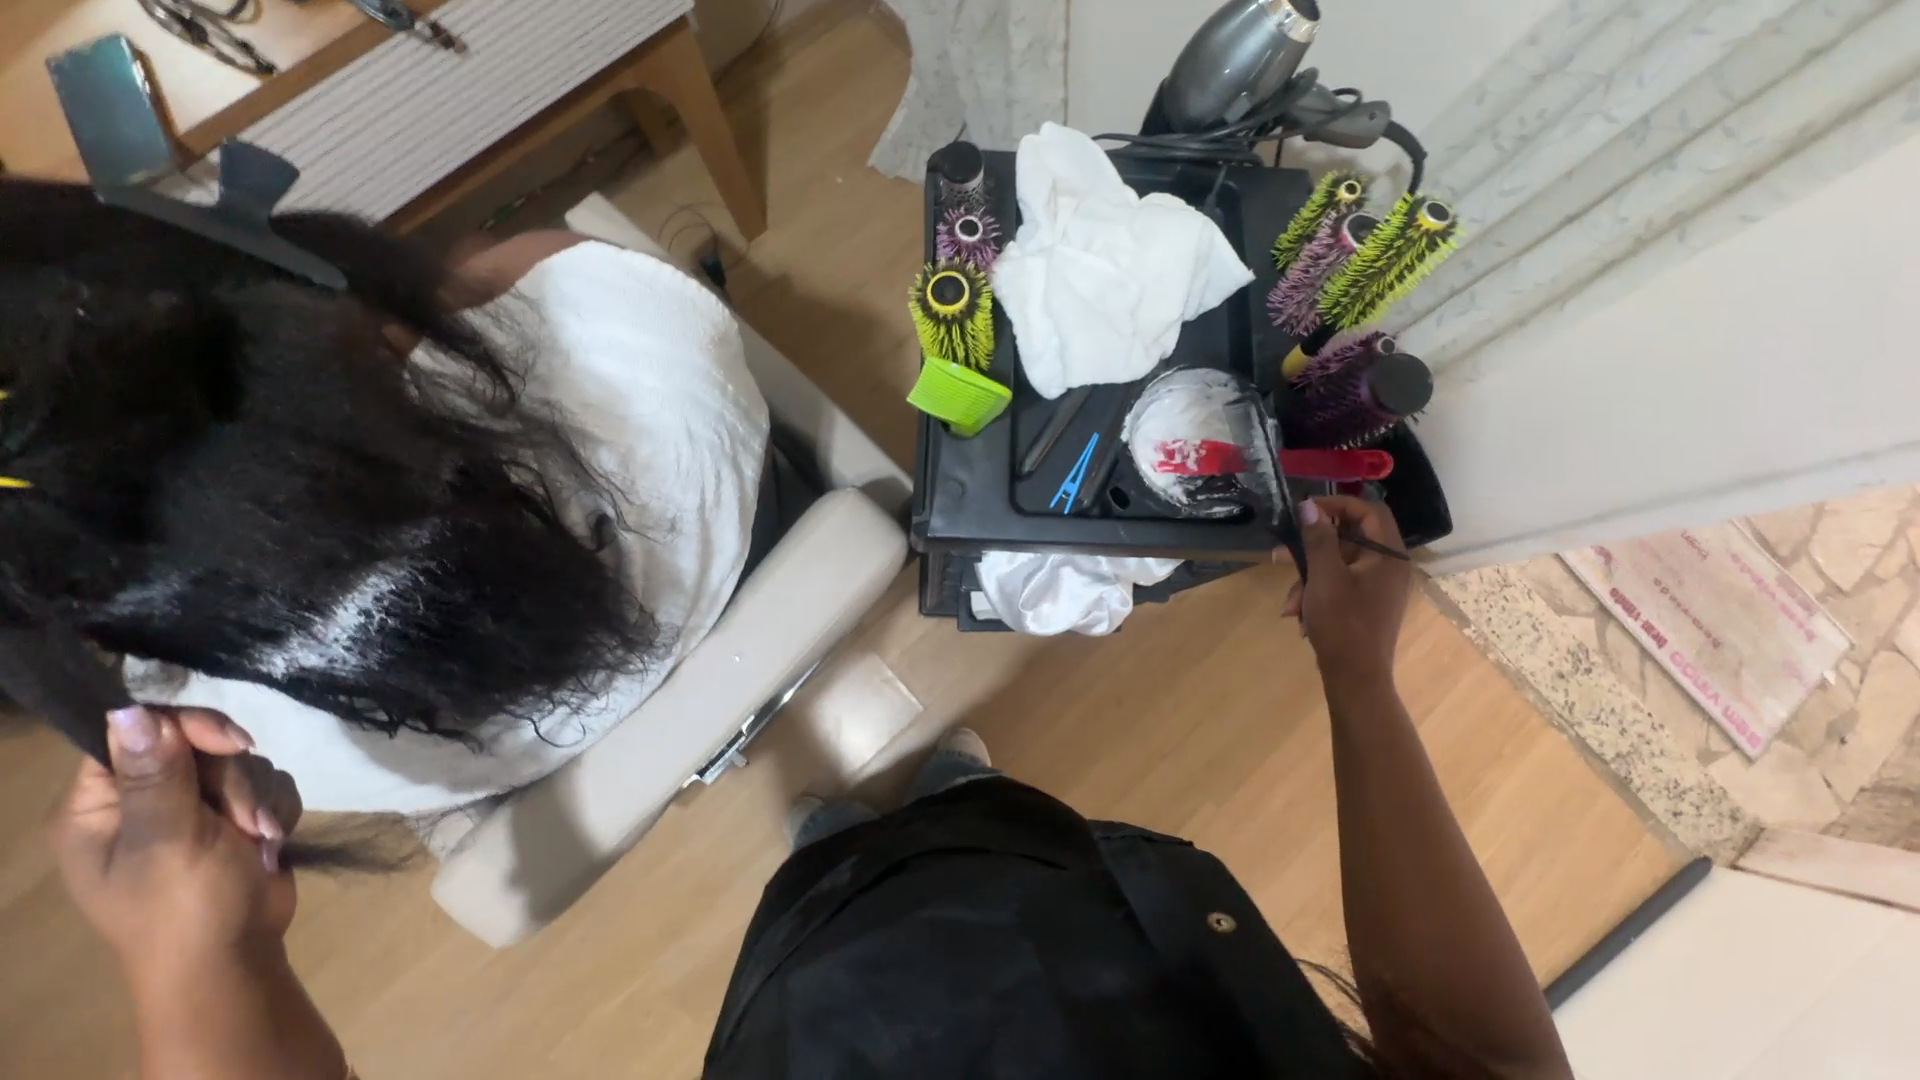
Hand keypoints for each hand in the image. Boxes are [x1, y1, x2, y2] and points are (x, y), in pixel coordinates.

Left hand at [48, 706, 302, 991]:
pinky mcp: (232, 819)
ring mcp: (189, 811)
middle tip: (242, 821)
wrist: (232, 957)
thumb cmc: (183, 906)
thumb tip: (130, 710)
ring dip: (259, 800)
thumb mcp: (167, 839)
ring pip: (242, 765)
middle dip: (235, 781)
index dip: (187, 727)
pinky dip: (275, 810)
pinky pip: (267, 785)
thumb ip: (155, 775)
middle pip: (200, 745)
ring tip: (258, 841)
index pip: (135, 732)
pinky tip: (268, 842)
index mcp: (98, 807)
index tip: (235, 744)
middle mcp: (140, 801)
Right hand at [1283, 495, 1412, 682]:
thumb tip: (1309, 506)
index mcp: (1388, 555)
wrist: (1356, 677)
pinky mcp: (1367, 604)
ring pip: (1339, 565)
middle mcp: (1389, 567)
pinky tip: (1298, 615)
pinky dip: (1317, 593)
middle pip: (1350, 539)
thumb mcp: (1324, 576)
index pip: (1369, 510)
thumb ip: (1318, 538)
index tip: (1306, 510)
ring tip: (1290, 604)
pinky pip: (1340, 585)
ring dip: (1309, 578)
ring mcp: (1379, 587)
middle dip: (1313, 550)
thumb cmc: (1343, 623)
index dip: (1337, 504)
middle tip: (1282, 554)